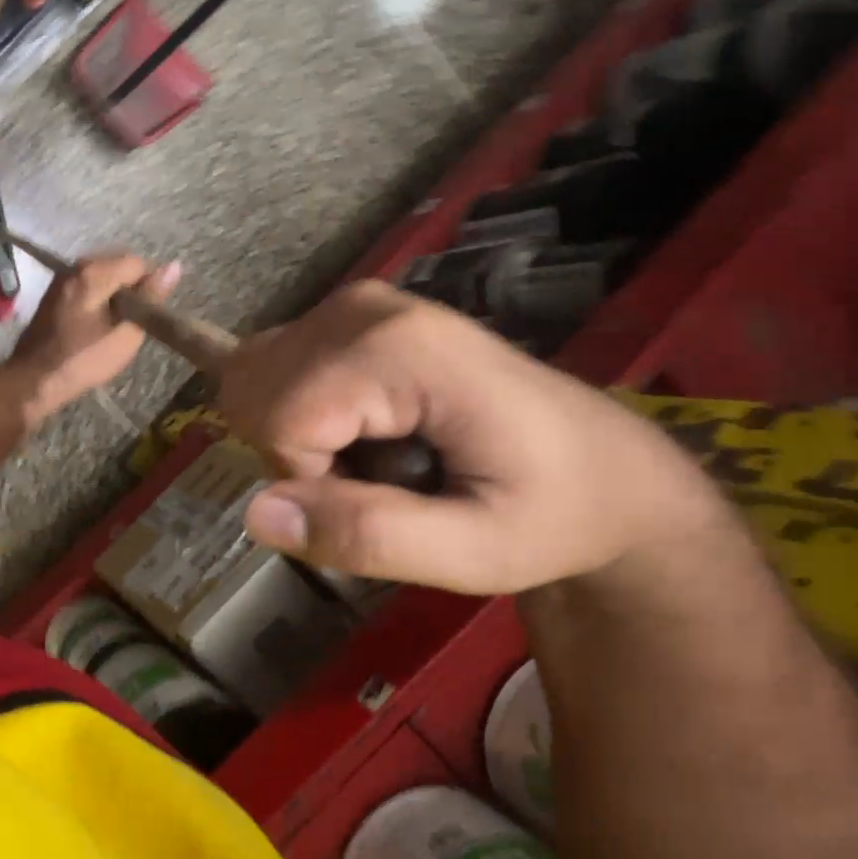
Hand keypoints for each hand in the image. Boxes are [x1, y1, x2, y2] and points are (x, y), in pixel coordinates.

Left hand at [8, 255, 180, 418]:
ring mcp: (59, 280)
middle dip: (129, 289)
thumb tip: (174, 266)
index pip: (137, 263)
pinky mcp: (52, 295)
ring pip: (100, 276)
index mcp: (92, 272)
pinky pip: (84, 287)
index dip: (148, 288)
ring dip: (112, 295)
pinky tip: (93, 326)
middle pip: (116, 265)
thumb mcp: (126, 333)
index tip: (144, 316)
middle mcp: (73, 267)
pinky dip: (95, 299)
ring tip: (112, 326)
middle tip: (129, 323)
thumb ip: (150, 297)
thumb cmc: (83, 360)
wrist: (34, 379)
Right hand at [218, 281, 741, 594]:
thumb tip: (256, 512)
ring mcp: (350, 304)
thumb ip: (369, 536)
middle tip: (376, 481)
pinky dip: (289, 411)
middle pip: (253, 394)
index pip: (279, 420)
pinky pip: (265, 367)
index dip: (308, 480)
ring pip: (249, 380)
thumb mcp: (479, 554)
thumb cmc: (556, 513)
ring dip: (289, 436)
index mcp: (402, 350)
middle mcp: (361, 309)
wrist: (608, 471)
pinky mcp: (343, 313)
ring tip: (371, 458)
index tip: (378, 499)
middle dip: (293, 456)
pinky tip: (353, 430)